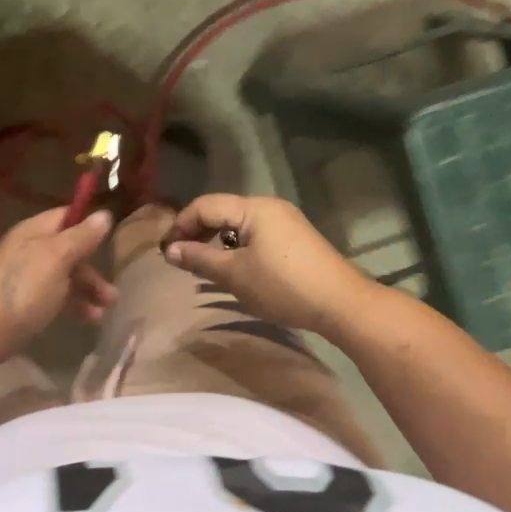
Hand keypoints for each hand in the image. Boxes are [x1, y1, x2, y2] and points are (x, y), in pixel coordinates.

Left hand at [0, 207, 116, 355]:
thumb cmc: (24, 288)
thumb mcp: (57, 258)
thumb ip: (81, 237)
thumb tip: (104, 214)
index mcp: (33, 231)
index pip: (65, 216)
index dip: (88, 224)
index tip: (112, 237)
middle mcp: (30, 249)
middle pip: (69, 249)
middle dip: (93, 266)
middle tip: (113, 290)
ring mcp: (27, 276)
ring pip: (66, 275)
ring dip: (89, 288)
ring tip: (108, 307)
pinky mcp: (27, 300)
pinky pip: (57, 296)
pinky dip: (75, 304)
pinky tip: (91, 319)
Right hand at [160, 194, 378, 332]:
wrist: (343, 305)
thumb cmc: (284, 286)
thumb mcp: (235, 275)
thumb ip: (199, 259)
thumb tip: (170, 250)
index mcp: (253, 207)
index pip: (204, 206)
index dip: (181, 225)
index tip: (167, 251)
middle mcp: (269, 206)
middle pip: (221, 211)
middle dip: (197, 232)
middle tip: (181, 257)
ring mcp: (285, 221)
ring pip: (238, 223)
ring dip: (216, 240)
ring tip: (204, 264)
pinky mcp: (295, 238)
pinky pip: (255, 233)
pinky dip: (237, 246)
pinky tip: (235, 267)